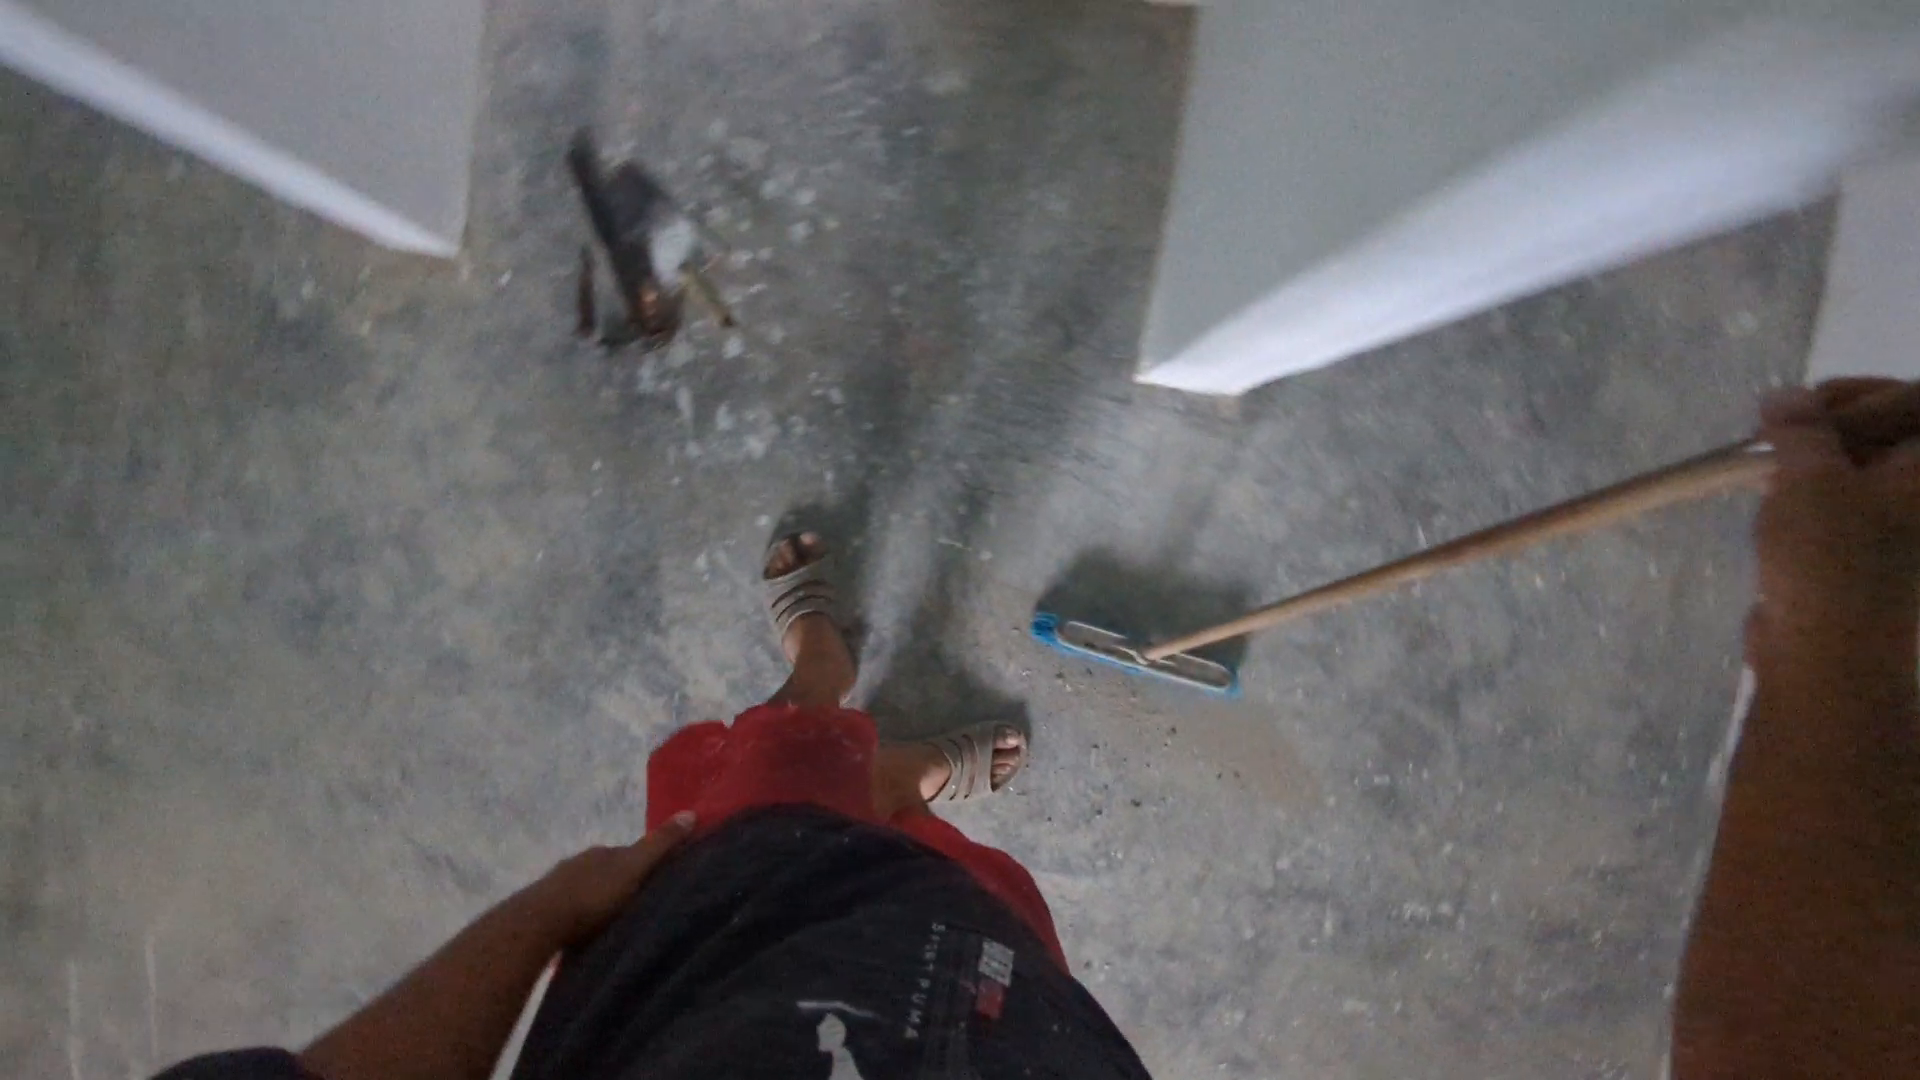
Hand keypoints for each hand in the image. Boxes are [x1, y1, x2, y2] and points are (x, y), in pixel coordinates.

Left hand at [521, 811, 696, 947]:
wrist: (536, 924)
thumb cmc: (592, 895)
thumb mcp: (635, 868)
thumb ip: (661, 844)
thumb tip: (691, 812)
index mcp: (602, 852)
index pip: (630, 854)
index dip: (644, 866)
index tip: (655, 884)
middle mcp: (578, 861)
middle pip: (606, 870)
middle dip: (618, 884)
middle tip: (634, 906)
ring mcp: (555, 885)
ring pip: (584, 889)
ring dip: (596, 901)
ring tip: (609, 923)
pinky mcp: (538, 910)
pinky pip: (566, 909)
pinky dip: (577, 916)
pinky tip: (582, 932)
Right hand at [1750, 380, 1919, 656]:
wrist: (1835, 649)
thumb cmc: (1832, 561)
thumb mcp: (1807, 483)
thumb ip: (1799, 432)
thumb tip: (1784, 396)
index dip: (1859, 395)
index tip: (1798, 412)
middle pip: (1898, 427)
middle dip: (1834, 422)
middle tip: (1775, 436)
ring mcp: (1911, 519)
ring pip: (1871, 462)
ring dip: (1819, 456)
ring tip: (1768, 471)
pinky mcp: (1882, 544)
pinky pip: (1858, 495)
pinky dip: (1819, 487)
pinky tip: (1780, 499)